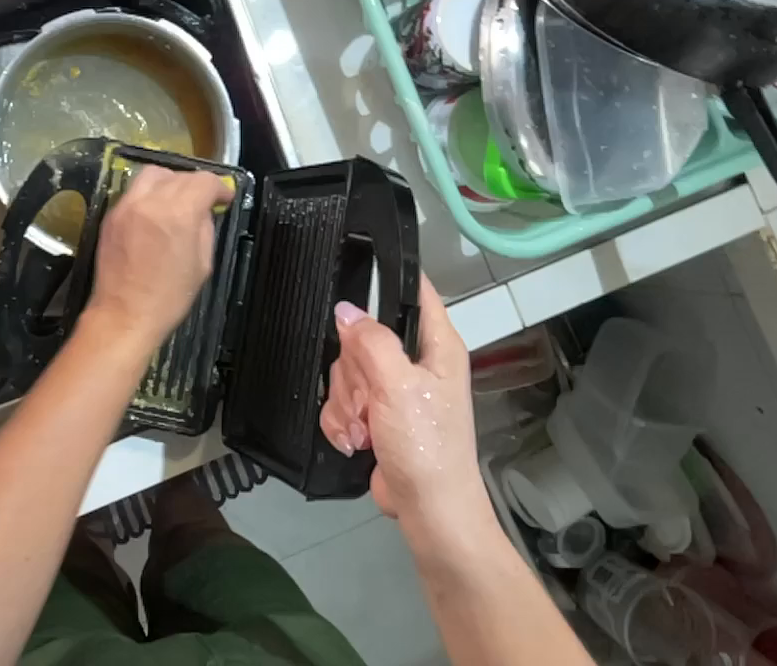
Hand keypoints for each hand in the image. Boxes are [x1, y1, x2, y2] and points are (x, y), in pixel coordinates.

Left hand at [82, 166, 233, 350]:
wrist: (124, 315)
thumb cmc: (169, 297)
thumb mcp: (202, 265)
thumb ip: (205, 229)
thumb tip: (204, 211)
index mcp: (179, 214)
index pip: (204, 182)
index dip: (220, 187)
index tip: (225, 199)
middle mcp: (151, 202)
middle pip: (179, 175)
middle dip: (196, 184)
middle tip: (204, 200)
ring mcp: (126, 206)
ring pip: (152, 174)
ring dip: (170, 181)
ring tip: (178, 199)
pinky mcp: (111, 215)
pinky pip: (134, 191)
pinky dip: (149, 194)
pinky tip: (155, 212)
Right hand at [320, 275, 490, 534]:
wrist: (429, 512)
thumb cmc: (428, 447)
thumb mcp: (399, 387)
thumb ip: (371, 342)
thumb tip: (345, 311)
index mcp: (436, 345)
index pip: (416, 290)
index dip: (391, 275)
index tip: (359, 263)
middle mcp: (414, 361)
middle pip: (361, 334)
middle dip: (354, 370)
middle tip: (370, 395)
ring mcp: (392, 388)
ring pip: (345, 369)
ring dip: (346, 402)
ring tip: (367, 427)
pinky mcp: (373, 414)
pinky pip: (340, 399)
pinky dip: (342, 421)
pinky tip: (356, 440)